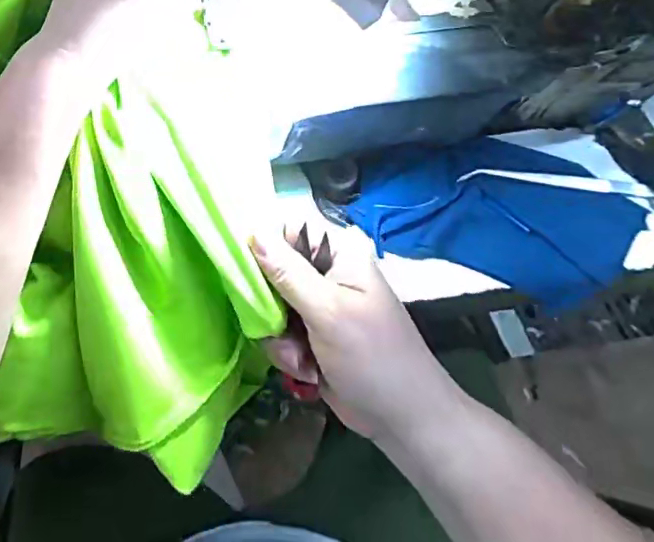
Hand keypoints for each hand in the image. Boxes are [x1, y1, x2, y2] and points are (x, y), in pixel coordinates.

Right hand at [251, 226, 466, 443]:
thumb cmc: (374, 359)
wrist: (405, 423)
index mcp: (337, 254)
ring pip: (269, 305)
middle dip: (270, 304)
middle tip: (280, 326)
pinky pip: (277, 332)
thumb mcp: (328, 312)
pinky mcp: (309, 335)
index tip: (248, 270)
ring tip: (300, 358)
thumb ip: (288, 273)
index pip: (287, 231)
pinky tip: (306, 371)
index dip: (263, 246)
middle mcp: (324, 274)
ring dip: (278, 335)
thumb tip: (253, 232)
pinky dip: (286, 352)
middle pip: (271, 269)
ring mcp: (316, 306)